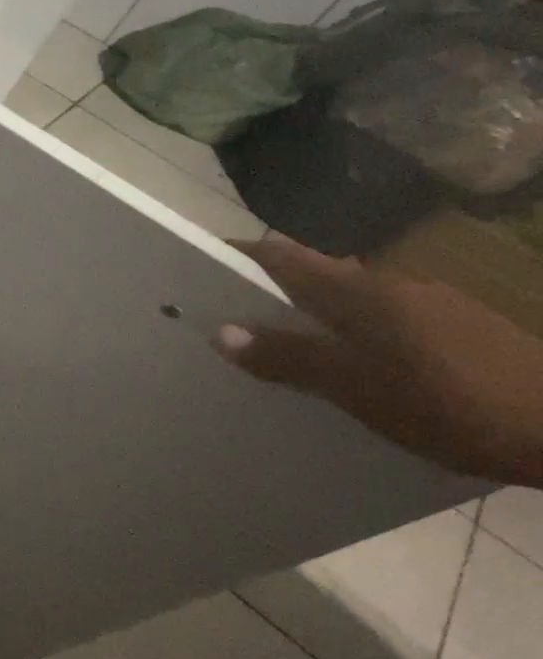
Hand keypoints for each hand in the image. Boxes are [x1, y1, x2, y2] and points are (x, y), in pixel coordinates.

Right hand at [217, 236, 542, 485]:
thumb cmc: (449, 402)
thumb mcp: (354, 386)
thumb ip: (287, 357)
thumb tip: (222, 331)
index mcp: (360, 292)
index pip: (283, 256)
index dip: (239, 256)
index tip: (198, 268)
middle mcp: (393, 286)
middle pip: (316, 278)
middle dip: (270, 294)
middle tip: (229, 323)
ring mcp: (433, 308)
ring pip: (351, 304)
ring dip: (313, 319)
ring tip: (284, 354)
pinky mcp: (460, 333)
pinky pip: (384, 325)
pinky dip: (352, 338)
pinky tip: (352, 372)